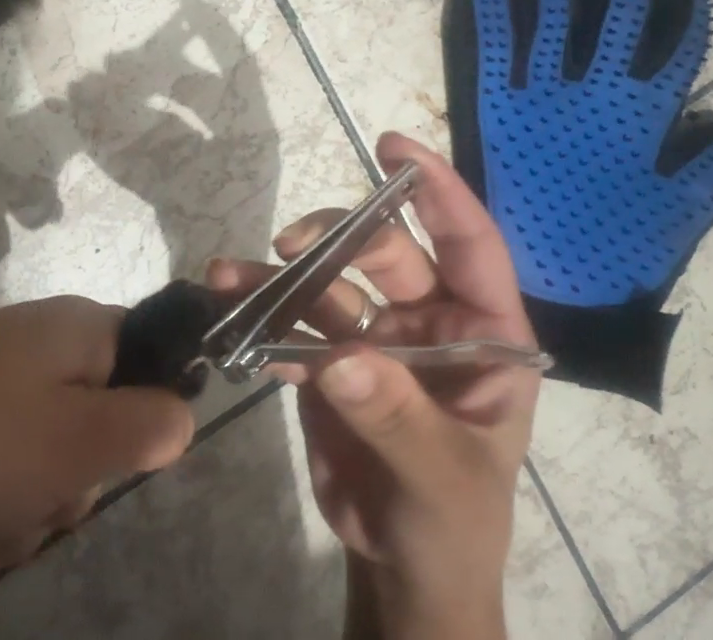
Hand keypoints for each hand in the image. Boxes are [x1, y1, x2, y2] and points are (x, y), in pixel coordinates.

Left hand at [0, 296, 195, 555]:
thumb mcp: (81, 442)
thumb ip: (147, 427)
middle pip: (97, 421)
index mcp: (76, 332)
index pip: (149, 355)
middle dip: (77, 482)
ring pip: (46, 461)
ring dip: (30, 512)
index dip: (148, 412)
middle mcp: (37, 348)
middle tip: (52, 501)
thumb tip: (181, 414)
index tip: (125, 456)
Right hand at [207, 133, 539, 636]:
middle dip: (339, 239)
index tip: (394, 147)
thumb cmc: (453, 522)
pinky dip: (261, 318)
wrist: (400, 565)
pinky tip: (229, 312)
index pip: (470, 246)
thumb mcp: (444, 479)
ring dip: (282, 275)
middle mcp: (427, 323)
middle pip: (384, 254)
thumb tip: (343, 356)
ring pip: (328, 284)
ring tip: (230, 272)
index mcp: (482, 335)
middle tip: (292, 246)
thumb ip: (400, 419)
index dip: (439, 192)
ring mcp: (372, 340)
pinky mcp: (326, 364)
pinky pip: (291, 326)